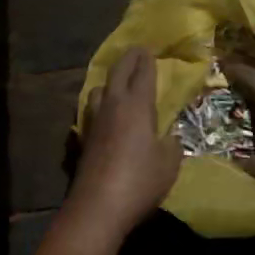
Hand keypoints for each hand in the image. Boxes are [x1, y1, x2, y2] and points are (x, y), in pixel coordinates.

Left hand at [65, 48, 182, 238]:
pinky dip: (99, 106)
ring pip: (97, 90)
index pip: (142, 73)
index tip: (149, 49)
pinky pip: (90, 112)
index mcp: (136, 105)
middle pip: (116, 73)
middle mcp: (112, 106)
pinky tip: (104, 116)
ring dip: (109, 83)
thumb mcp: (170, 163)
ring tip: (118, 84)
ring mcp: (93, 122)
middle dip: (127, 60)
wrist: (98, 205)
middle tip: (135, 53)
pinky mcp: (83, 139)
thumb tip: (168, 137)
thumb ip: (171, 144)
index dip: (147, 60)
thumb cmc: (141, 180)